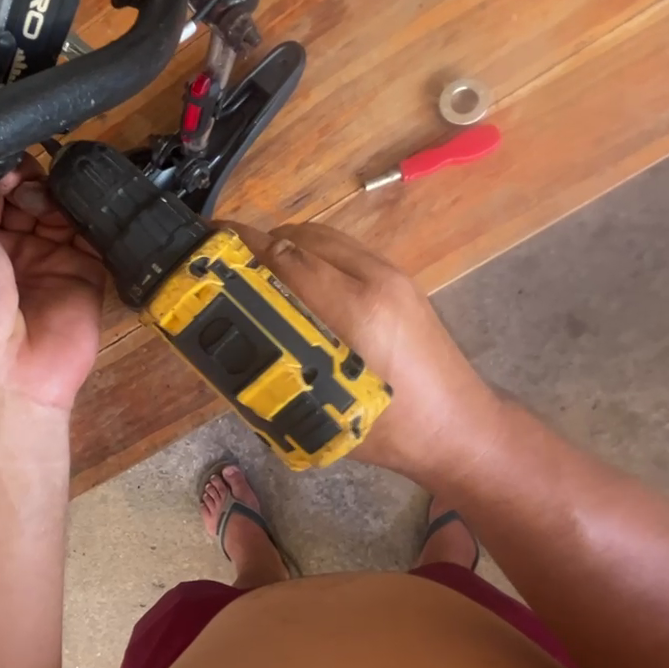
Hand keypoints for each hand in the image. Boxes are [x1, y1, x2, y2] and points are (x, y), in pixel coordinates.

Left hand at [0, 155, 107, 411]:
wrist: (8, 381)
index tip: (0, 123)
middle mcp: (2, 245)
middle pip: (20, 185)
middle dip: (26, 164)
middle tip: (32, 147)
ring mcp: (45, 256)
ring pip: (56, 202)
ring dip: (57, 184)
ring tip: (54, 177)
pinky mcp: (83, 269)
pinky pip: (91, 228)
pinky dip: (90, 208)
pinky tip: (85, 191)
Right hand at [226, 222, 505, 481]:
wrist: (460, 427)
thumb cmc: (389, 430)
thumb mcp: (320, 410)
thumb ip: (276, 374)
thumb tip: (230, 347)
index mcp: (354, 310)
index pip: (286, 257)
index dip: (242, 246)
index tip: (207, 244)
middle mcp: (374, 281)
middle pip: (301, 237)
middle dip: (258, 244)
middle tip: (224, 266)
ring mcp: (392, 276)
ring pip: (324, 238)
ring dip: (286, 247)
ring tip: (256, 272)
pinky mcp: (400, 280)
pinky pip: (343, 251)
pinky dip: (312, 255)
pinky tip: (296, 284)